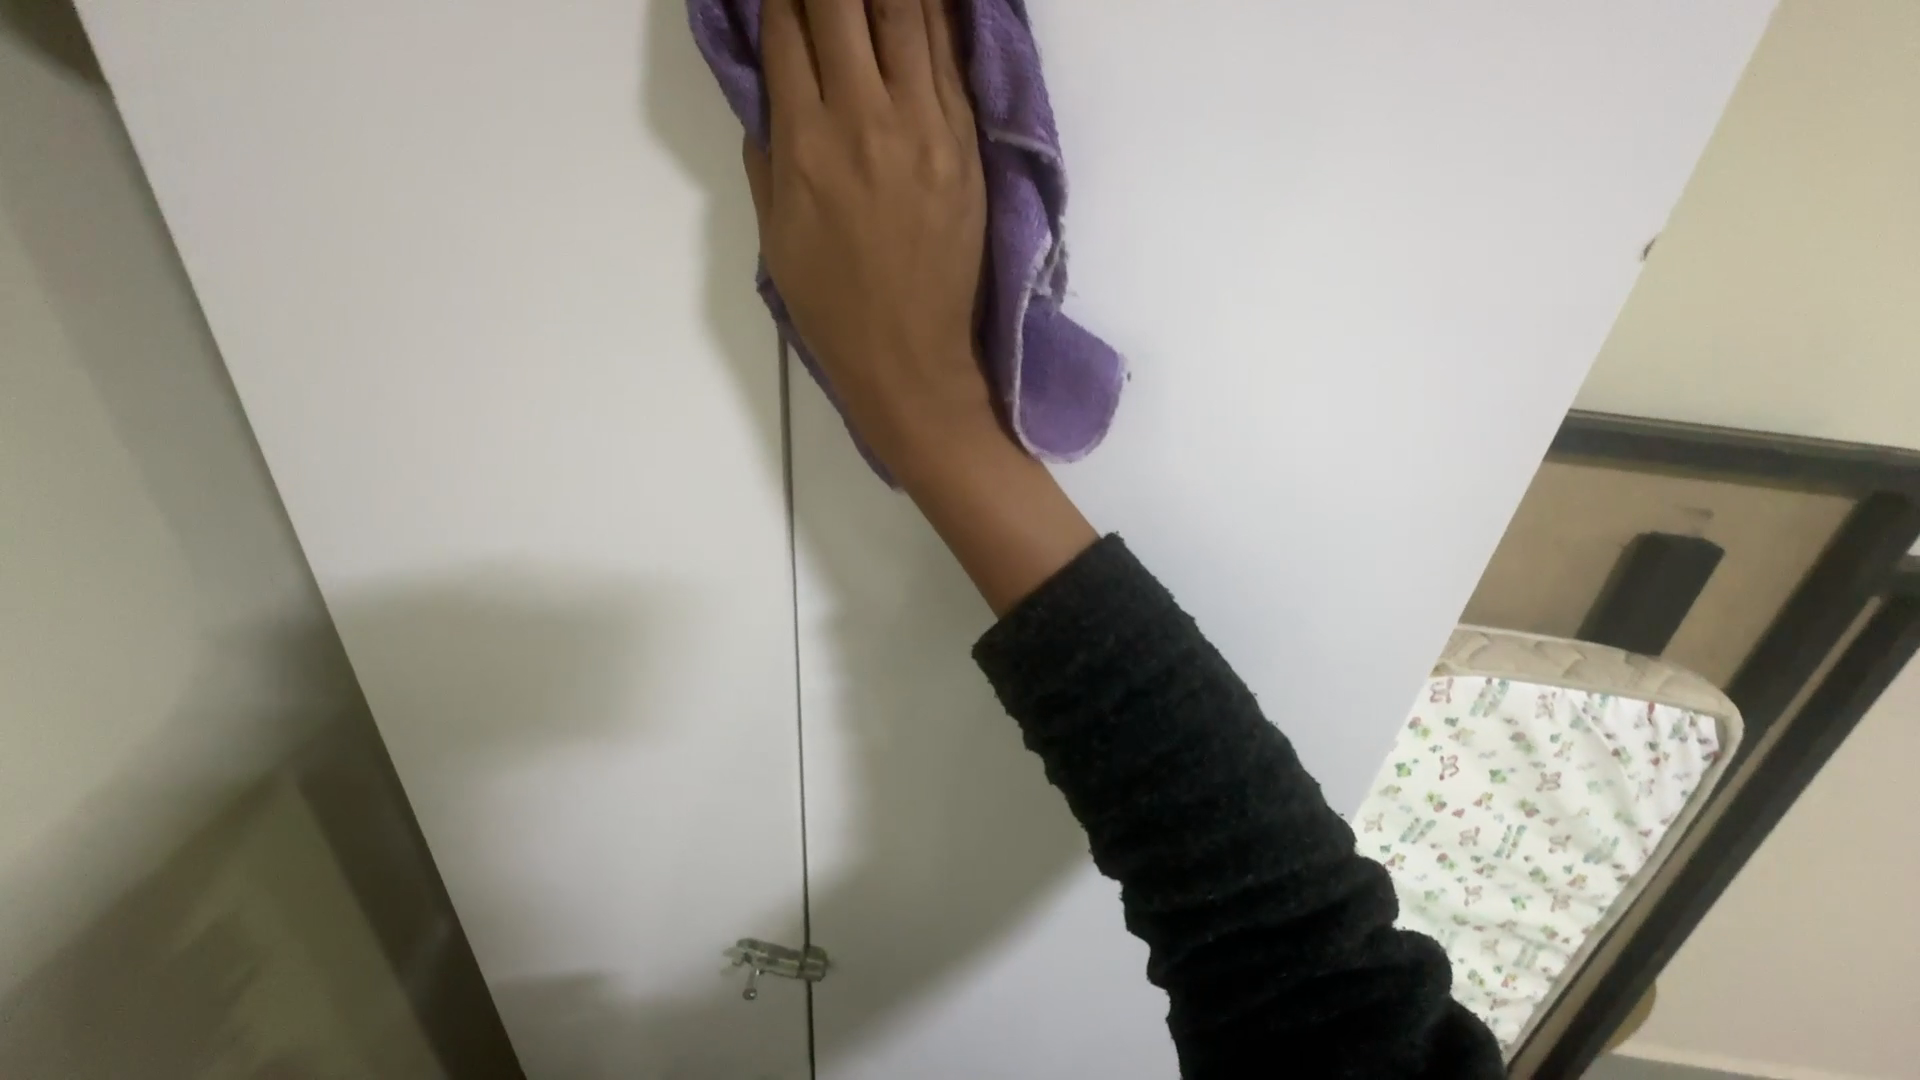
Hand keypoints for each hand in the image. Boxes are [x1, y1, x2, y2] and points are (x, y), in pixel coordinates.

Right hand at [744, 0, 1094, 614]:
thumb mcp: (776, 240)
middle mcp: (863, 118)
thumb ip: (768, 160)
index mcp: (804, 144)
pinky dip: (937, 16)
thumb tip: (771, 100)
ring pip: (906, 12)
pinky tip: (927, 3)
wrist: (912, 361)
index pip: (786, 29)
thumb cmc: (836, 312)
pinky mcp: (966, 144)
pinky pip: (951, 57)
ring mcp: (924, 127)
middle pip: (843, 3)